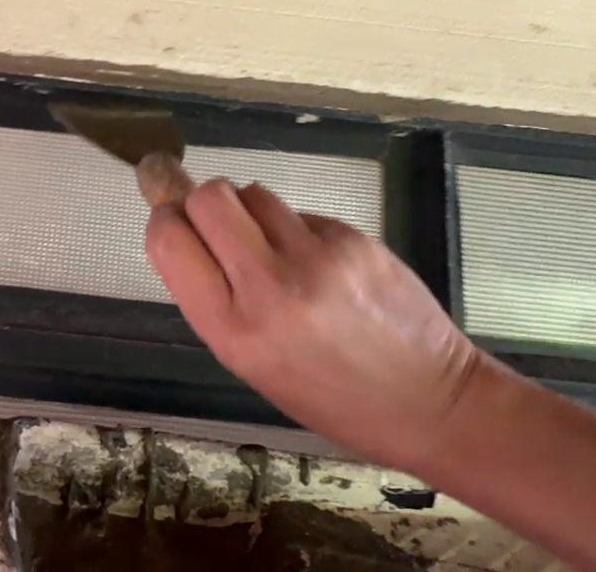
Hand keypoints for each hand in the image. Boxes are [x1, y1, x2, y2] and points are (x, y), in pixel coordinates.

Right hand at [142, 171, 491, 472]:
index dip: (164, 218)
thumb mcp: (246, 359)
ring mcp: (315, 258)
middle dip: (201, 200)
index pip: (168, 238)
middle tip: (221, 228)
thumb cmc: (325, 394)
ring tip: (276, 249)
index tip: (173, 221)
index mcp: (231, 329)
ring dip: (250, 211)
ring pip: (252, 192)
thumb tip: (177, 224)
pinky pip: (298, 211)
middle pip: (206, 197)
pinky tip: (320, 264)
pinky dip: (296, 228)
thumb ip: (208, 292)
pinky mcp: (353, 239)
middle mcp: (268, 288)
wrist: (431, 404)